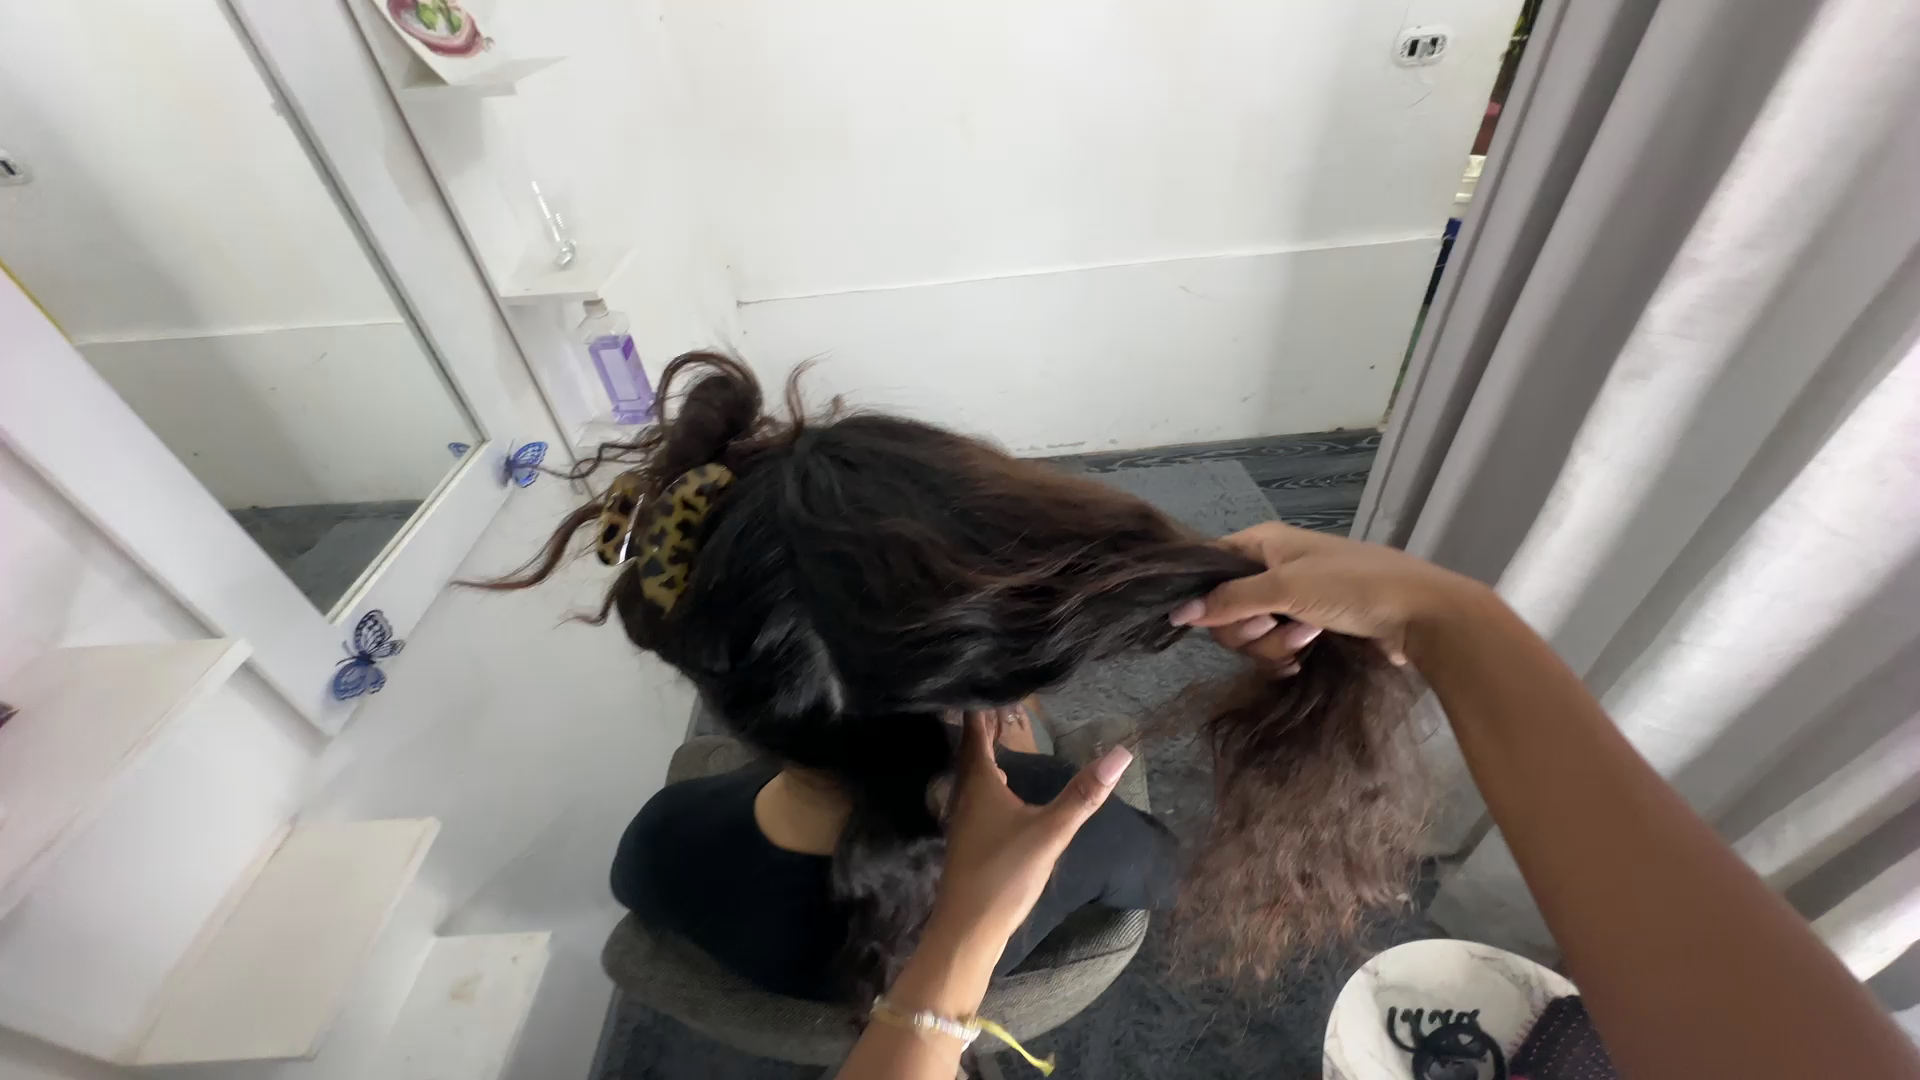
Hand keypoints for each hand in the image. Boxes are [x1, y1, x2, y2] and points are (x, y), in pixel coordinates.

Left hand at [929, 711, 1133, 943]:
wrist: (966, 929)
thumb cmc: (1004, 874)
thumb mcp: (1050, 832)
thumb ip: (1083, 794)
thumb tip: (1122, 753)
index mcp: (978, 780)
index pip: (975, 728)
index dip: (984, 703)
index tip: (996, 680)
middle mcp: (964, 790)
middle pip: (972, 744)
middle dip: (986, 721)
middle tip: (1005, 698)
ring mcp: (962, 813)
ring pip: (971, 767)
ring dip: (984, 746)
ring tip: (1002, 729)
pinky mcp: (967, 834)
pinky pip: (974, 787)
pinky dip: (986, 771)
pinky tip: (1000, 783)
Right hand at [1170, 521, 1486, 666]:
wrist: (1425, 615)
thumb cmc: (1353, 587)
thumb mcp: (1285, 588)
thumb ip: (1229, 600)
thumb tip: (1178, 613)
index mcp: (1264, 543)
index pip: (1211, 564)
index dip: (1206, 594)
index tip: (1215, 617)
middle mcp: (1272, 568)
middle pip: (1227, 607)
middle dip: (1248, 627)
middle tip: (1276, 626)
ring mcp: (1292, 599)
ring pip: (1251, 633)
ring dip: (1274, 644)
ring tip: (1309, 638)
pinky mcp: (1310, 628)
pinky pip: (1275, 648)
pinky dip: (1285, 657)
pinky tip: (1306, 659)